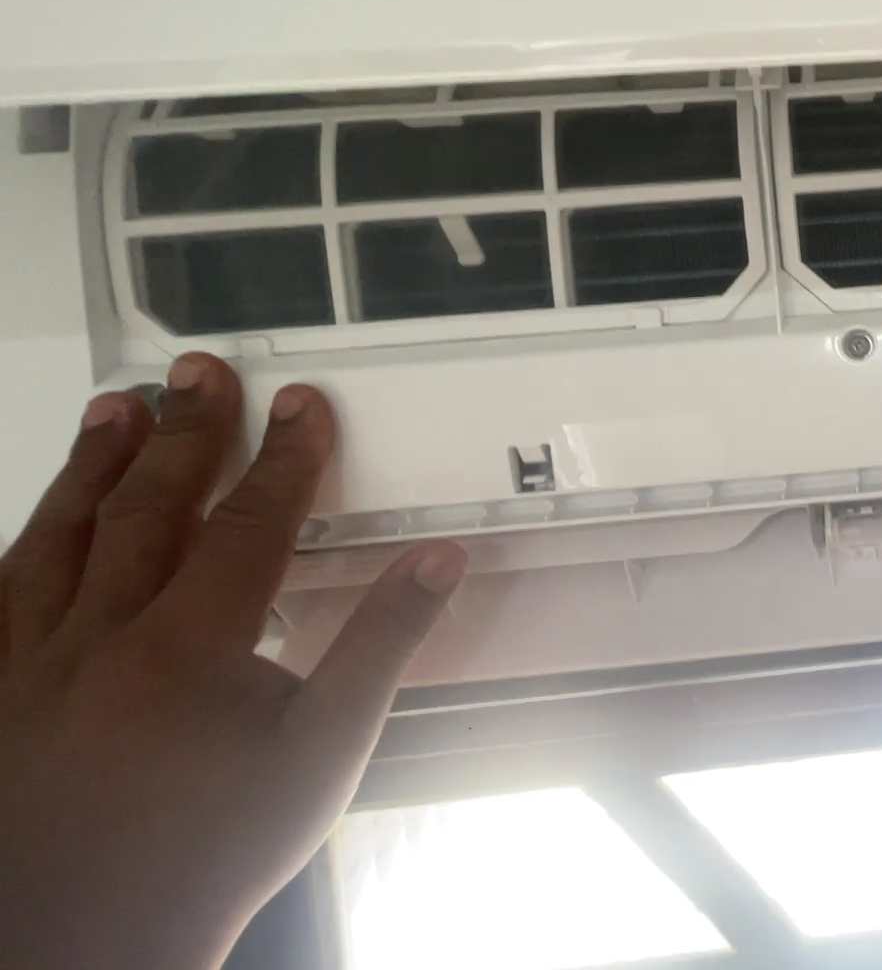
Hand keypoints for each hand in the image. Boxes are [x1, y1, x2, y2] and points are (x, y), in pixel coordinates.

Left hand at [0, 354, 466, 969]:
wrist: (87, 948)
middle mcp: (93, 639)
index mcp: (188, 645)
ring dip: (92, 466)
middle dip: (186, 433)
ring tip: (115, 408)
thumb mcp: (331, 745)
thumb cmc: (218, 844)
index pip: (249, 522)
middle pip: (147, 510)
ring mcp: (21, 667)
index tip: (302, 402)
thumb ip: (385, 641)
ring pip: (55, 541)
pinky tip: (28, 518)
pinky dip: (15, 542)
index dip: (284, 455)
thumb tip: (438, 559)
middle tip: (200, 372)